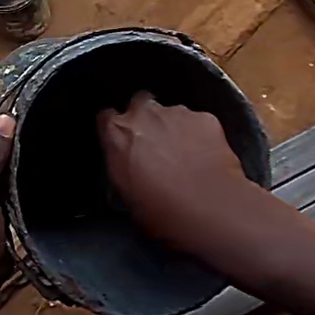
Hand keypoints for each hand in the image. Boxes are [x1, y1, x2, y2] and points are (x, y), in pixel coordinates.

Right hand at [95, 92, 255, 254]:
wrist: (208, 209)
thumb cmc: (160, 211)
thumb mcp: (126, 193)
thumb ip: (123, 165)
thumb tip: (130, 164)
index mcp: (117, 133)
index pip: (106, 118)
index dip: (115, 129)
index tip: (122, 141)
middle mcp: (144, 114)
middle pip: (139, 103)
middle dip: (145, 118)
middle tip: (155, 143)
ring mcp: (177, 112)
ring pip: (172, 113)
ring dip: (174, 127)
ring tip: (186, 154)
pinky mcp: (206, 118)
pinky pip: (198, 122)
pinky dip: (200, 134)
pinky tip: (207, 155)